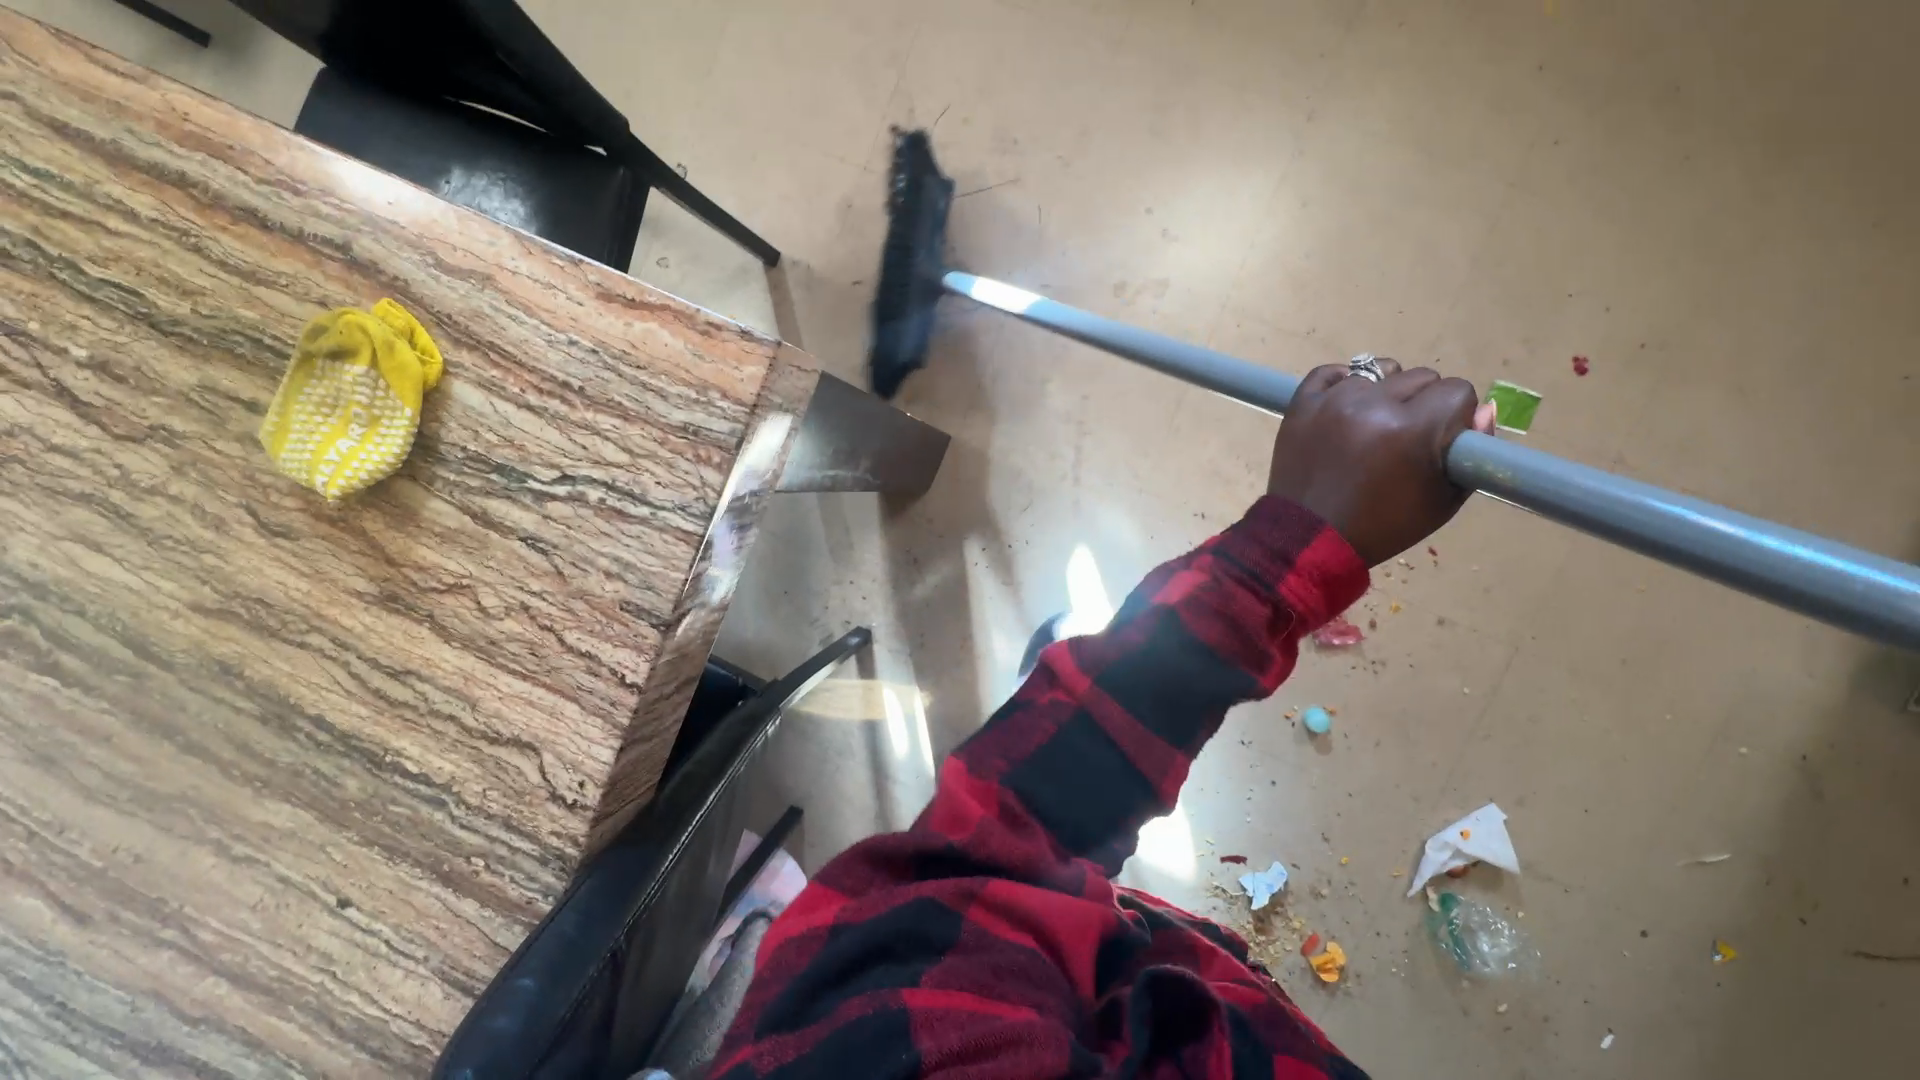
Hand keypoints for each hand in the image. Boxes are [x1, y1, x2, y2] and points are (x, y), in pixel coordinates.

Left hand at [1265, 358, 1495, 565]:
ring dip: (1383, 395)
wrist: (1310, 538)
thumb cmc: (1382, 526)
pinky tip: (1347, 407)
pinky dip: (1342, 384)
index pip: (1456, 391)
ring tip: (1372, 427)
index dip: (1455, 415)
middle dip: (1422, 403)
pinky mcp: (1300, 405)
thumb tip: (1484, 409)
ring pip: (1377, 373)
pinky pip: (1329, 373)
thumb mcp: (1442, 500)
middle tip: (1405, 438)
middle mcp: (1371, 405)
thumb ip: (1472, 451)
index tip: (1440, 439)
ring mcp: (1331, 402)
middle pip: (1419, 377)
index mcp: (1411, 428)